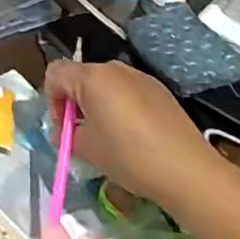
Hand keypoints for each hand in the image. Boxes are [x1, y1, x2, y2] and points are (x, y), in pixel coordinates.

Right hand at [44, 60, 221, 212]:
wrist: (188, 170)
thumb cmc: (130, 157)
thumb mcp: (88, 150)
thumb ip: (67, 136)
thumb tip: (64, 132)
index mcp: (92, 77)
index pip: (55, 73)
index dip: (51, 99)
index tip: (63, 128)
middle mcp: (114, 68)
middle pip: (81, 76)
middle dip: (75, 103)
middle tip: (83, 135)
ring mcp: (139, 76)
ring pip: (105, 84)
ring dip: (98, 104)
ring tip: (109, 137)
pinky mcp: (159, 89)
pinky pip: (128, 91)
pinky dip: (121, 106)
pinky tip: (134, 136)